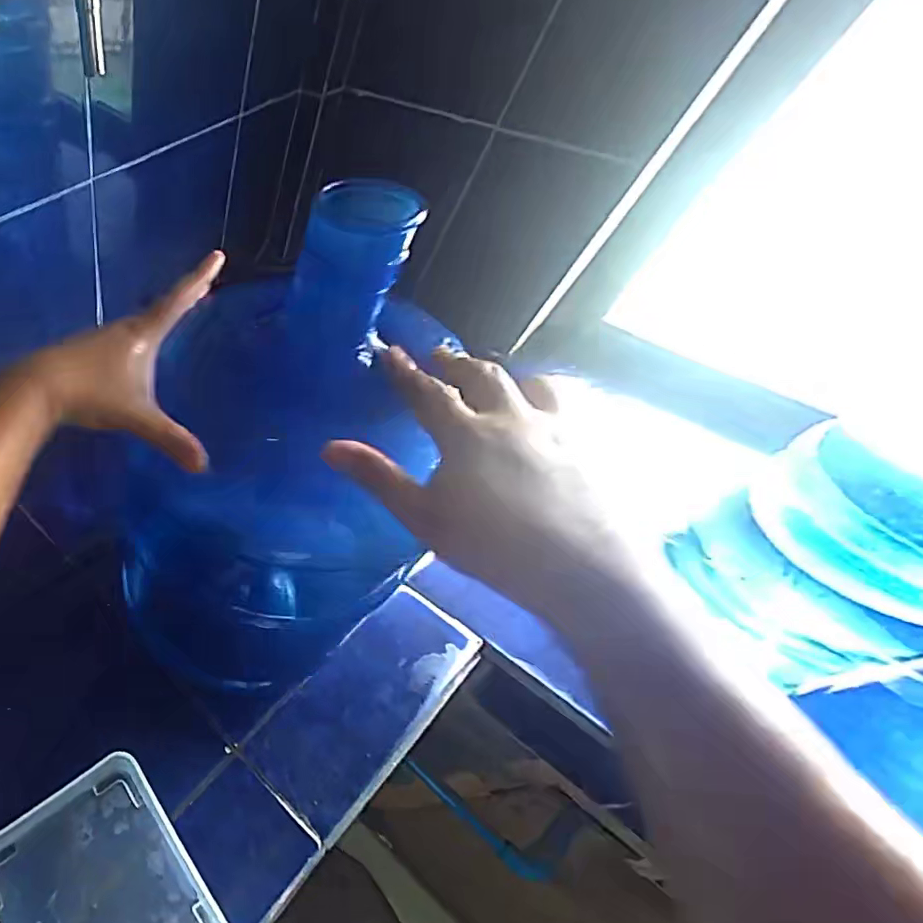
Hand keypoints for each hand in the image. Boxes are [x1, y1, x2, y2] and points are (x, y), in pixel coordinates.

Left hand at [14, 250, 223, 473]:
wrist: (36, 388)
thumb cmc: (91, 394)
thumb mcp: (135, 417)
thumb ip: (169, 438)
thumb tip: (202, 466)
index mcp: (142, 335)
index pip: (177, 301)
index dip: (198, 279)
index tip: (216, 256)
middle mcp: (122, 330)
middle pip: (158, 309)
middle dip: (182, 299)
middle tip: (201, 287)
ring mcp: (98, 340)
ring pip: (134, 326)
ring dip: (154, 320)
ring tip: (166, 320)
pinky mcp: (82, 354)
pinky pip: (115, 343)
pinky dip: (131, 342)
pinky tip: (126, 358)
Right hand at [321, 346, 641, 622]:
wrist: (586, 571)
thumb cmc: (491, 546)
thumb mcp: (422, 516)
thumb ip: (378, 477)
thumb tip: (329, 447)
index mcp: (465, 434)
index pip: (427, 393)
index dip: (406, 372)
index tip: (391, 351)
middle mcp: (512, 419)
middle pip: (482, 376)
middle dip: (455, 362)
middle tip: (440, 355)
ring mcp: (558, 430)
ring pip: (533, 383)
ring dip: (509, 375)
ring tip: (501, 379)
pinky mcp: (592, 447)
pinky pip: (571, 406)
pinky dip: (551, 397)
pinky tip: (551, 413)